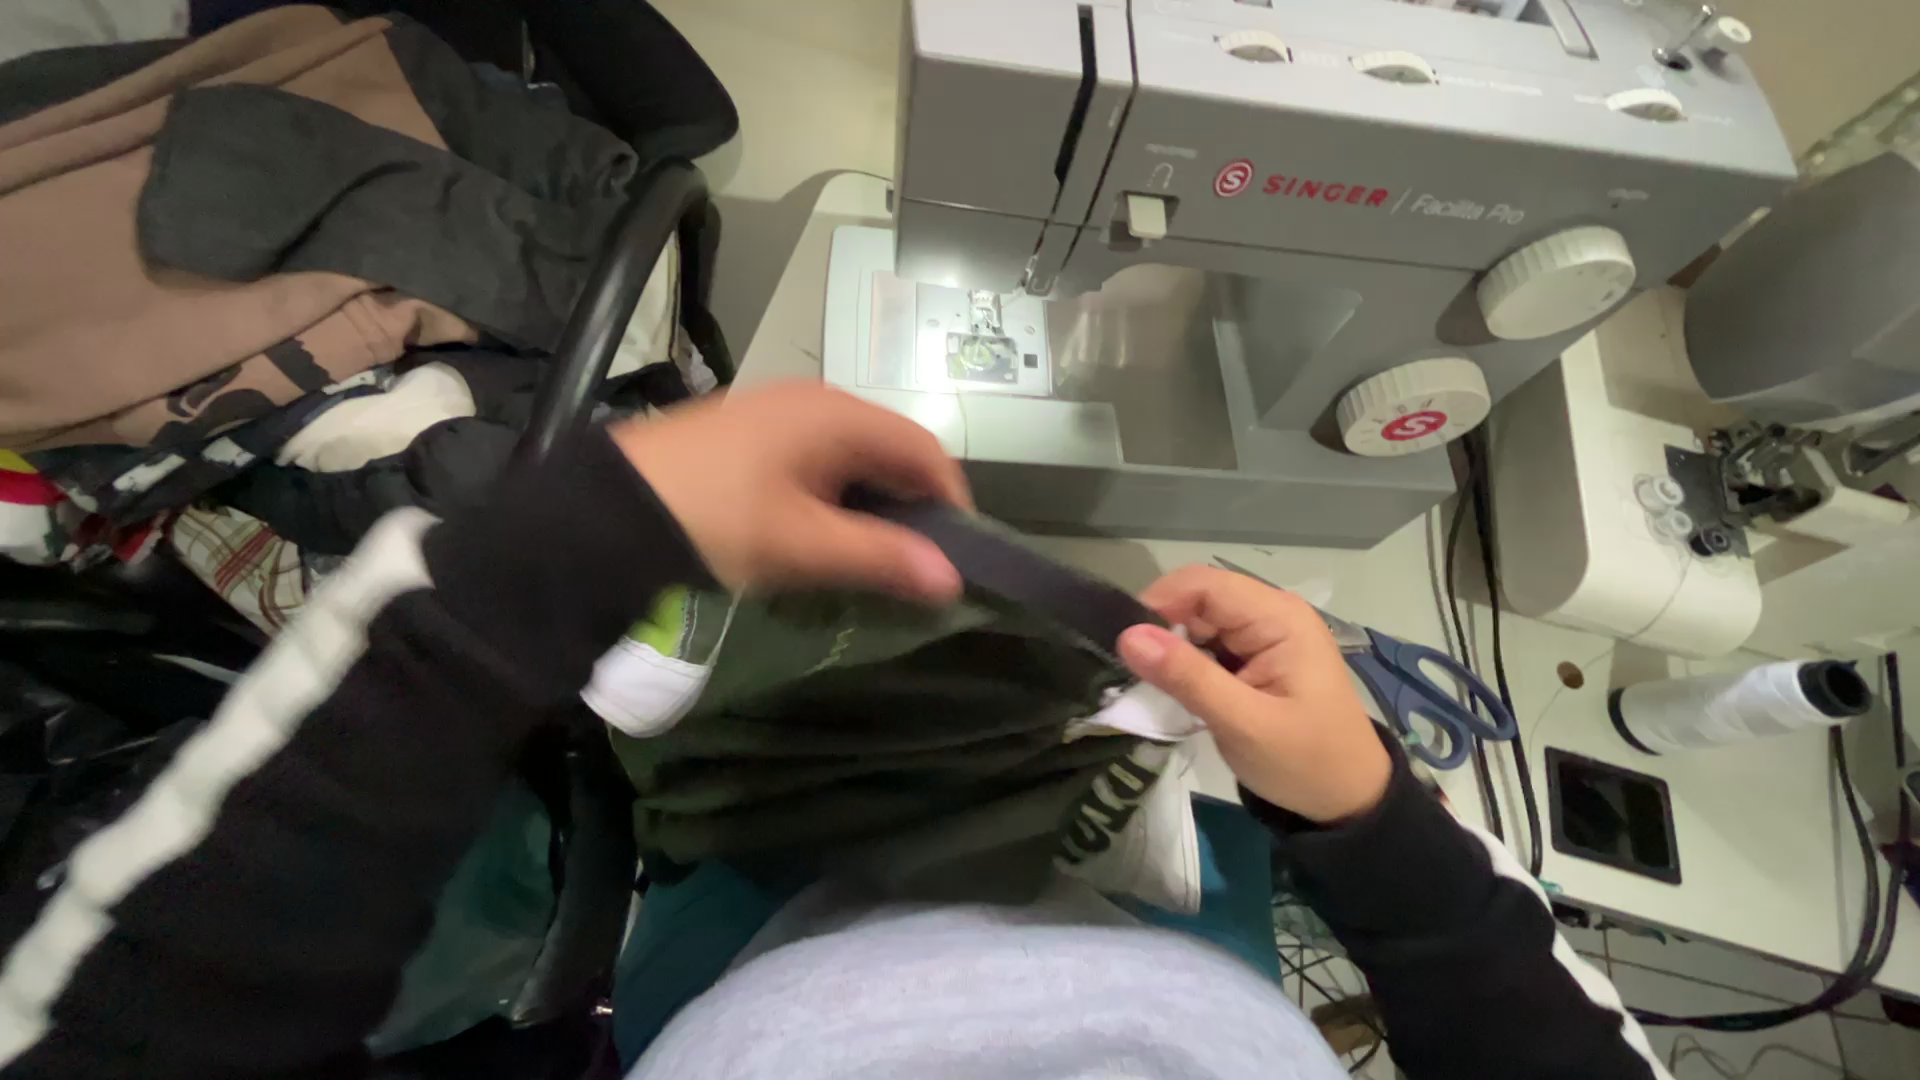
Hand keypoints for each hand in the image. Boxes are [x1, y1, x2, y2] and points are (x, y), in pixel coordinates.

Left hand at [607, 382, 969, 602]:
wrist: (602, 511)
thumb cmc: (712, 519)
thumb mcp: (800, 543)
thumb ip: (879, 558)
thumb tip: (951, 581)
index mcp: (836, 415)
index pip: (923, 448)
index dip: (951, 498)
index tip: (959, 553)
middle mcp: (816, 404)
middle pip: (892, 451)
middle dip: (912, 506)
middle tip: (917, 563)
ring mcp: (782, 417)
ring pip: (856, 460)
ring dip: (875, 506)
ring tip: (876, 557)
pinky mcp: (756, 438)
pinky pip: (822, 464)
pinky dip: (840, 500)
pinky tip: (827, 536)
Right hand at [1117, 566, 1391, 822]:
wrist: (1348, 801)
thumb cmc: (1304, 762)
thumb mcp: (1243, 723)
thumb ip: (1187, 677)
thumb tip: (1128, 636)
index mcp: (1278, 617)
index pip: (1203, 584)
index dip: (1160, 603)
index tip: (1127, 644)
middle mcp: (1270, 612)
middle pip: (1197, 597)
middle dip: (1163, 628)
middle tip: (1139, 673)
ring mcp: (1261, 632)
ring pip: (1196, 619)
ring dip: (1171, 647)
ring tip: (1156, 685)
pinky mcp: (1251, 654)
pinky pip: (1204, 641)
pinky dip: (1184, 661)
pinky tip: (1177, 688)